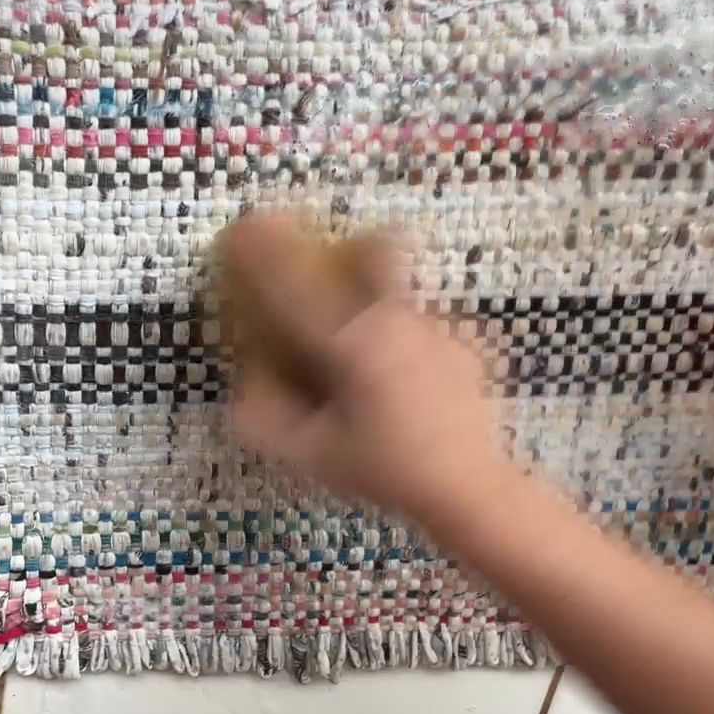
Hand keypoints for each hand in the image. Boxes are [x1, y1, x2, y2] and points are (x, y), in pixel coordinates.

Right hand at [220, 213, 519, 539]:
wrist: (469, 490)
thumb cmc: (383, 472)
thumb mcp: (310, 456)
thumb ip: (266, 422)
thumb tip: (244, 391)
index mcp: (350, 344)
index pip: (297, 287)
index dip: (266, 252)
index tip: (247, 223)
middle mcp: (396, 322)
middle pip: (384, 251)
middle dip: (363, 246)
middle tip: (350, 265)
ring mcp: (440, 331)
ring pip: (406, 294)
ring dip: (386, 310)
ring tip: (384, 365)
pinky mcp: (469, 348)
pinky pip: (434, 330)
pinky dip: (416, 348)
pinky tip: (416, 387)